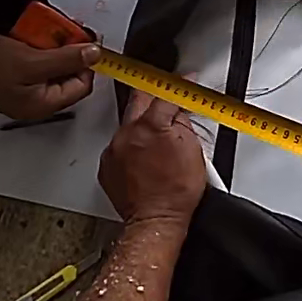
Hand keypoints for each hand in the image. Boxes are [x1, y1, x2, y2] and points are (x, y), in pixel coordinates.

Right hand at [0, 34, 99, 120]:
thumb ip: (67, 60)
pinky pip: (38, 61)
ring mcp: (25, 88)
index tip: (89, 42)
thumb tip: (96, 56)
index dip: (88, 64)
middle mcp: (36, 101)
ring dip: (58, 46)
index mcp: (42, 105)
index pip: (82, 86)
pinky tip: (37, 34)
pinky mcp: (15, 75)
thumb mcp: (32, 61)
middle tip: (72, 32)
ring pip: (55, 65)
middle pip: (70, 75)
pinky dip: (42, 47)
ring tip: (55, 30)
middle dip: (72, 52)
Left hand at [99, 89, 206, 226]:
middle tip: (168, 97)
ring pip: (129, 123)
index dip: (179, 85)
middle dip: (155, 95)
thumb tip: (178, 111)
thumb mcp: (194, 148)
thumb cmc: (176, 191)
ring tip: (160, 138)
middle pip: (139, 99)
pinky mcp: (107, 165)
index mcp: (150, 126)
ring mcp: (114, 150)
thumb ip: (183, 121)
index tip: (185, 81)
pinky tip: (147, 155)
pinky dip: (132, 144)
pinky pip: (120, 144)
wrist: (156, 219)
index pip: (165, 94)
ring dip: (143, 123)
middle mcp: (127, 135)